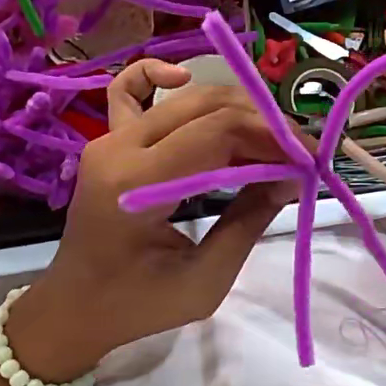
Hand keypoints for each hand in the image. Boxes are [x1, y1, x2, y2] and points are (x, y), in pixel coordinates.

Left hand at [6, 60, 292, 379]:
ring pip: (186, 99)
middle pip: (208, 107)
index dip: (273, 139)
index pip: (219, 133)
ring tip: (272, 141)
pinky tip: (184, 77)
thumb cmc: (138, 307)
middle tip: (300, 154)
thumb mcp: (206, 280)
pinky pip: (130, 92)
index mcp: (138, 185)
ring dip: (236, 111)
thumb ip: (249, 221)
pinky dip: (157, 76)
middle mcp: (120, 148)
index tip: (311, 161)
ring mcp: (109, 139)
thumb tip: (294, 177)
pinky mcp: (108, 141)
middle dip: (264, 124)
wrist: (75, 308)